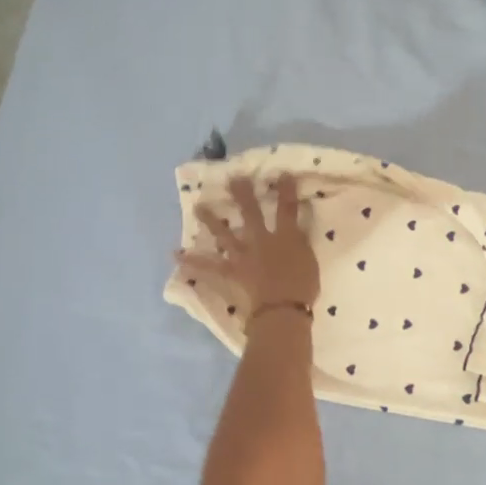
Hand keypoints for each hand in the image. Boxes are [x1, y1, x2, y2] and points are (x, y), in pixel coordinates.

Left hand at [180, 174, 320, 310]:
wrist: (282, 310)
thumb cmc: (303, 288)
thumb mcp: (310, 262)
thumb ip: (300, 245)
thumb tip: (295, 233)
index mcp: (286, 238)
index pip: (286, 209)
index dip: (285, 191)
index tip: (282, 174)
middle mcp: (261, 241)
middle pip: (250, 213)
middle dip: (242, 194)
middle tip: (233, 178)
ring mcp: (243, 256)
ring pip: (224, 234)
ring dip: (210, 220)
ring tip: (199, 206)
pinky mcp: (230, 273)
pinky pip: (208, 267)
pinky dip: (191, 262)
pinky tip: (175, 254)